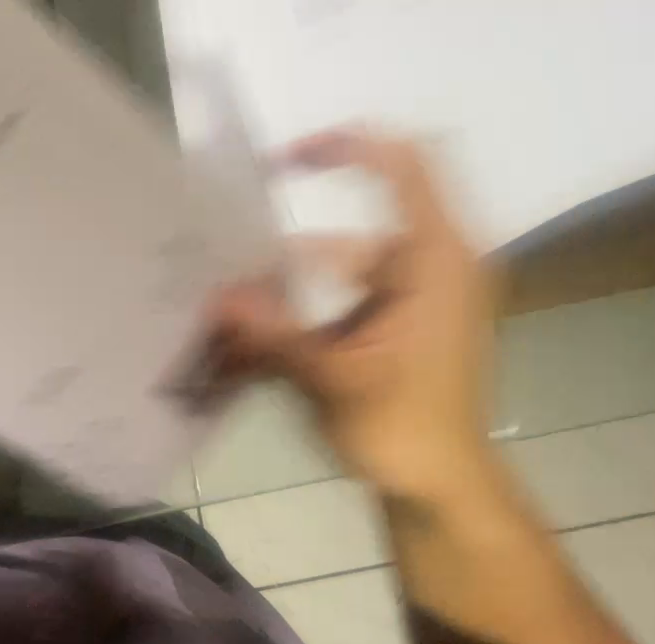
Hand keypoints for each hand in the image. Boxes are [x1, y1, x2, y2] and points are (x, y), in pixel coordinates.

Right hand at [210, 131, 498, 504]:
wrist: (438, 482)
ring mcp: (405, 304)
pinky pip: (331, 316)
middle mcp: (424, 270)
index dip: (346, 149)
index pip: (402, 169)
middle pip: (341, 244)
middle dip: (275, 267)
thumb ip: (273, 336)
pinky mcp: (388, 333)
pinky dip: (292, 332)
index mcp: (434, 261)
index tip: (281, 162)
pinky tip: (243, 358)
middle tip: (217, 282)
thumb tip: (215, 299)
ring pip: (327, 286)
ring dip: (276, 308)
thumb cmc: (402, 427)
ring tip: (218, 330)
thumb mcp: (331, 378)